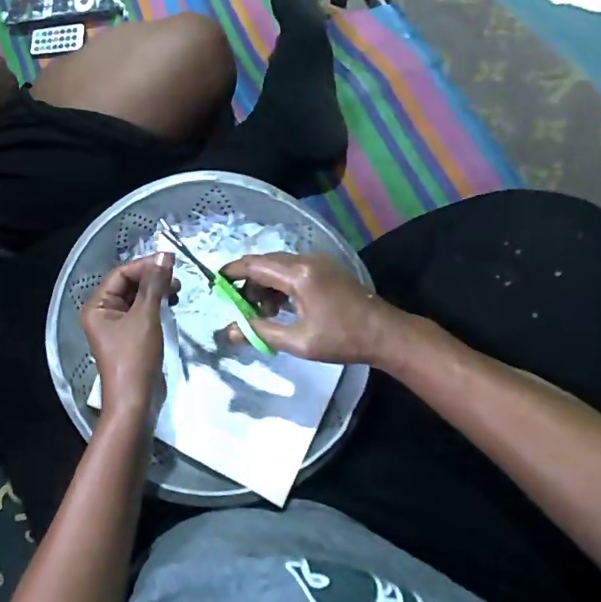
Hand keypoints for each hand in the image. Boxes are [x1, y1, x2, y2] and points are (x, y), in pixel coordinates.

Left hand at [81, 253, 177, 413]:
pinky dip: (156, 305)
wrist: (135, 400)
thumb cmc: (135, 356)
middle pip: (128, 284)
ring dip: (156, 291)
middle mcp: (102, 312)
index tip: (171, 262)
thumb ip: (154, 284)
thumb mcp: (145, 316)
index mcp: (96, 305)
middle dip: (152, 278)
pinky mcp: (129, 337)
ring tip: (177, 290)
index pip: (121, 274)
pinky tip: (170, 304)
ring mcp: (115, 326)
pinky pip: (141, 312)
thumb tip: (164, 255)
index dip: (145, 265)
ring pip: (137, 298)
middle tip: (177, 279)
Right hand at [218, 252, 400, 364]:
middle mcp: (306, 260)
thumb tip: (230, 331)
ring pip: (278, 266)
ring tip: (260, 313)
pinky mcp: (325, 269)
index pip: (254, 265)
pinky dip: (279, 284)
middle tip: (238, 307)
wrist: (385, 334)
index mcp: (299, 274)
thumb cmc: (342, 339)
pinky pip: (292, 269)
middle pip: (264, 263)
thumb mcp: (298, 341)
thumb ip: (261, 332)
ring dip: (264, 285)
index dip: (231, 273)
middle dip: (247, 282)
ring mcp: (318, 262)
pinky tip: (279, 307)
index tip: (215, 283)